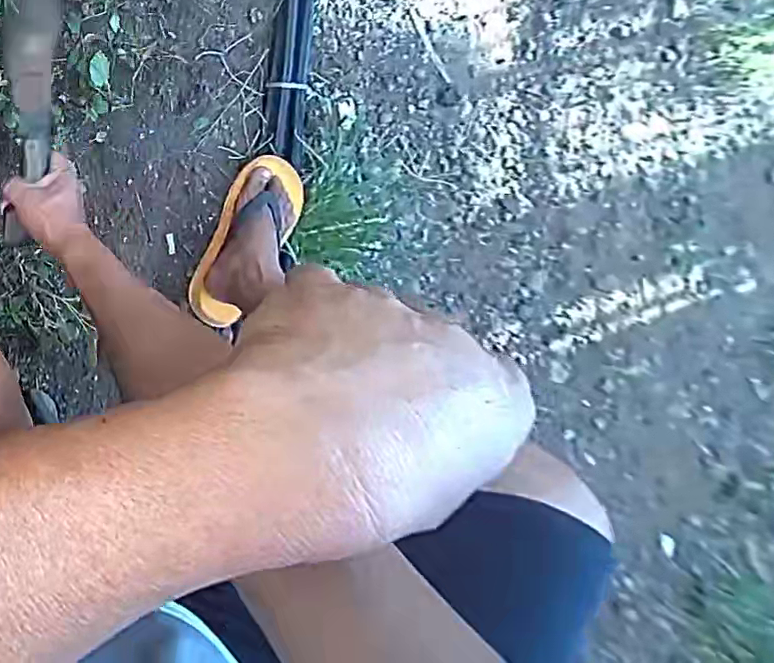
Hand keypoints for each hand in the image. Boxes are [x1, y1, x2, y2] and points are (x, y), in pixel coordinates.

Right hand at [1, 152, 90, 256]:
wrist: (67, 246)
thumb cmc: (54, 221)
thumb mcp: (22, 196)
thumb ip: (12, 185)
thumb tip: (9, 187)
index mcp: (64, 173)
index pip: (50, 155)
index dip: (34, 159)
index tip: (26, 164)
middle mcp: (71, 186)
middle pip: (43, 180)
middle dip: (28, 187)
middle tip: (18, 193)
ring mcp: (70, 203)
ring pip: (44, 197)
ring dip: (31, 203)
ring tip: (21, 211)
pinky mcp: (67, 218)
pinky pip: (48, 212)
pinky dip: (38, 216)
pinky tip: (30, 223)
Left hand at [224, 265, 533, 556]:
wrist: (310, 449)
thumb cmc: (373, 489)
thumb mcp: (442, 490)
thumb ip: (444, 446)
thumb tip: (413, 444)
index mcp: (497, 394)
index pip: (482, 378)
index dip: (436, 392)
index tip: (406, 410)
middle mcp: (445, 336)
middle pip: (416, 335)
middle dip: (383, 357)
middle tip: (345, 394)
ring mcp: (378, 304)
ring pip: (360, 306)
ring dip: (337, 330)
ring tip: (303, 372)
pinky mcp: (318, 288)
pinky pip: (309, 284)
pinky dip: (294, 304)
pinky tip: (277, 338)